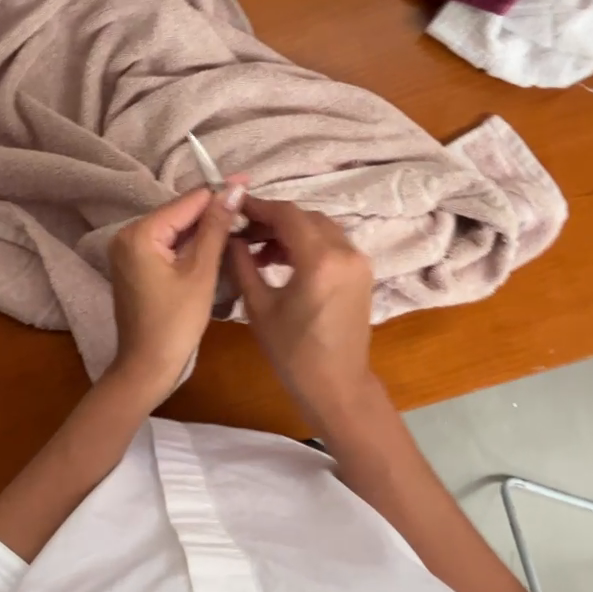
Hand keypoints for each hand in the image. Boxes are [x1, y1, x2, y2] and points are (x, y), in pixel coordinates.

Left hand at [105, 183, 246, 403]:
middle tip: (250, 204)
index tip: (250, 180)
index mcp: (139, 233)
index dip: (220, 191)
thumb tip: (233, 188)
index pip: (187, 202)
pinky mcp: (133, 266)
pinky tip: (216, 242)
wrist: (147, 366)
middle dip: (212, 209)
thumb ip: (216, 228)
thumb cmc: (176, 323)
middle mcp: (126, 235)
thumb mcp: (201, 272)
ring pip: (174, 229)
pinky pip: (166, 245)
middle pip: (179, 213)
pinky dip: (190, 244)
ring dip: (204, 227)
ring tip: (241, 220)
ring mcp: (127, 251)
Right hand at [226, 197, 377, 429]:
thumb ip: (242, 265)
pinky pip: (332, 243)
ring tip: (260, 251)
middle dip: (273, 220)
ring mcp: (359, 261)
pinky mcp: (362, 272)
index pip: (287, 215)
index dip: (259, 207)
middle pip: (305, 217)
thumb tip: (230, 237)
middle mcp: (345, 253)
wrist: (337, 384)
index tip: (234, 208)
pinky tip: (283, 261)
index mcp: (320, 261)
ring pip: (320, 227)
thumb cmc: (293, 353)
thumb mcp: (259, 307)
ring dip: (290, 231)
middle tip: (243, 233)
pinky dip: (307, 243)